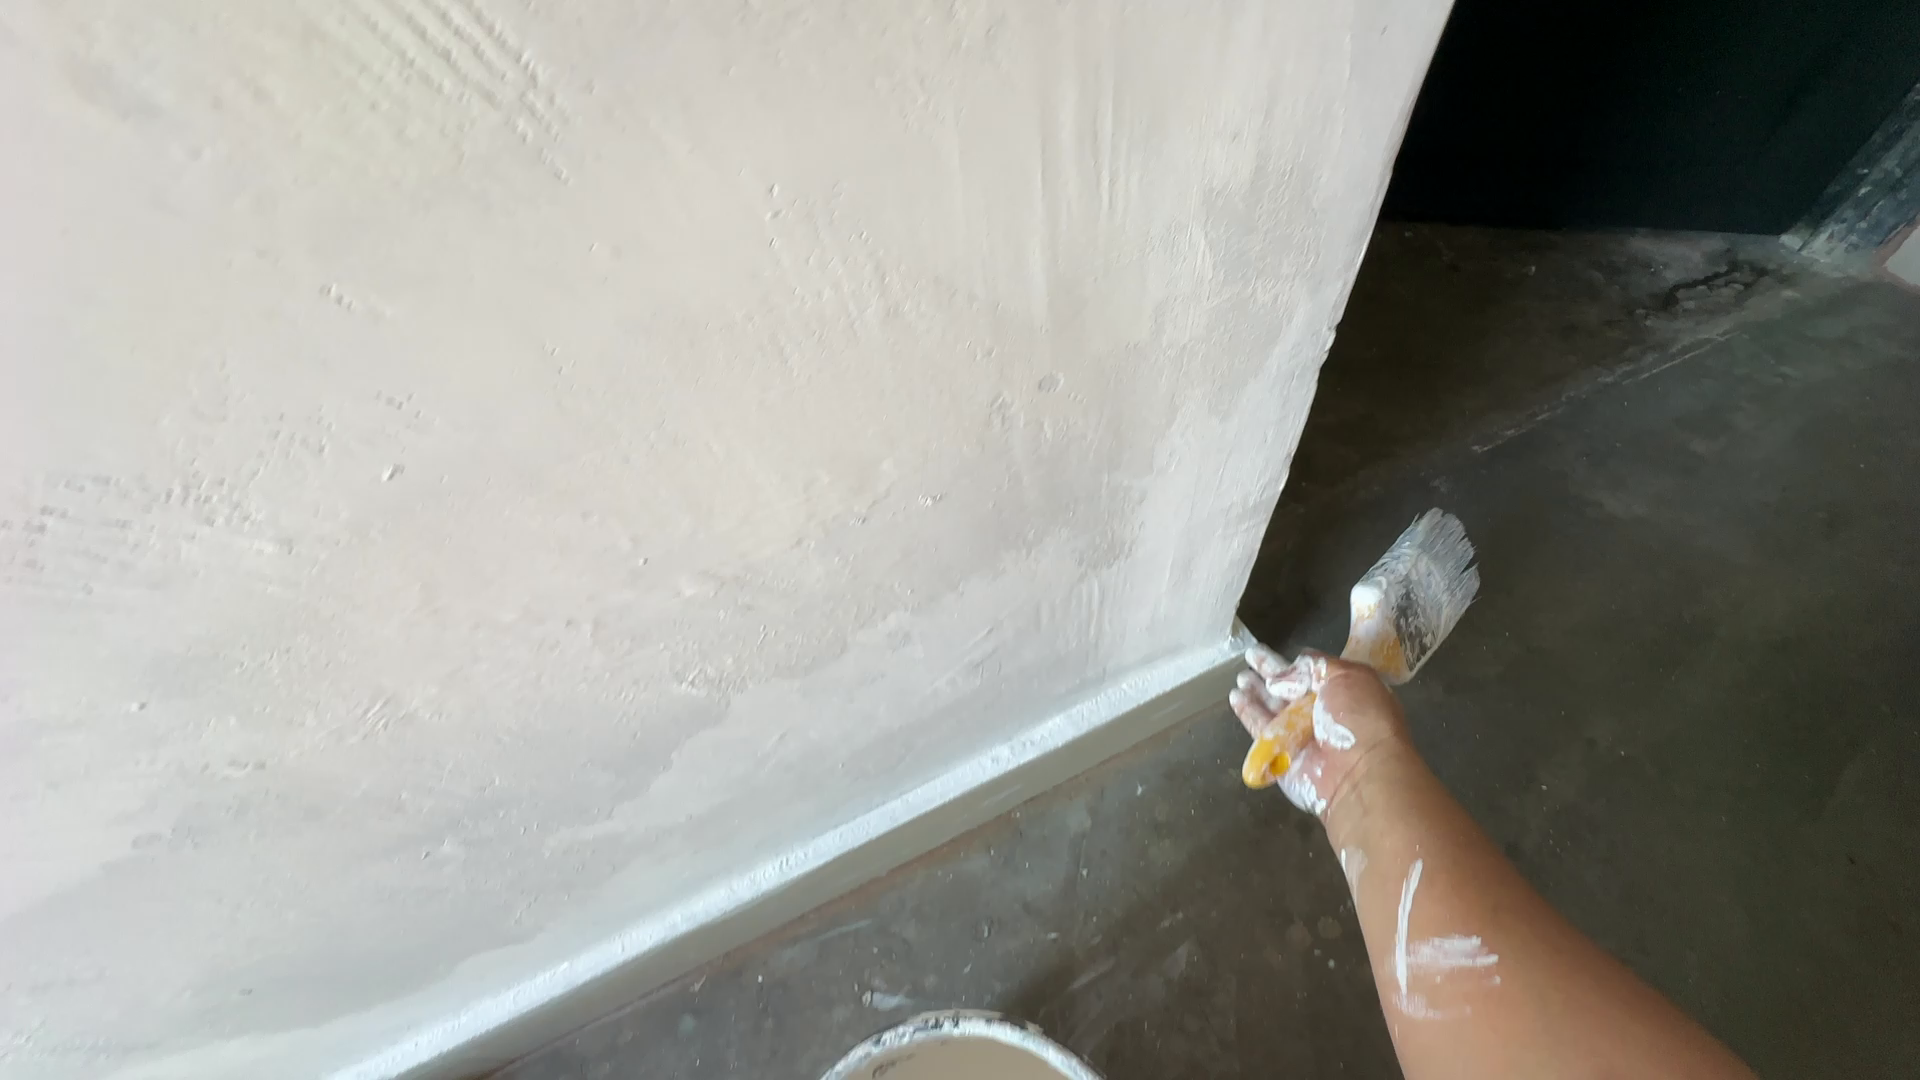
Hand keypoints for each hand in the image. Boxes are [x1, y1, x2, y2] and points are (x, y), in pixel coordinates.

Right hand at [1228, 644, 1411, 818]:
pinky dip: (1247, 712)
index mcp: (1342, 694)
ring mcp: (1299, 734)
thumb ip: (1317, 665)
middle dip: (1269, 672)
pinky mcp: (1280, 752)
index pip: (1310, 673)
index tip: (1275, 651)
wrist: (1358, 774)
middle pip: (1288, 689)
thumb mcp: (1349, 677)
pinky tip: (1235, 697)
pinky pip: (1259, 727)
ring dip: (1256, 691)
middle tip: (1249, 655)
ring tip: (1240, 676)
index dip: (1291, 662)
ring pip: (1271, 706)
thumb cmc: (1359, 720)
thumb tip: (1293, 664)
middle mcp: (1320, 714)